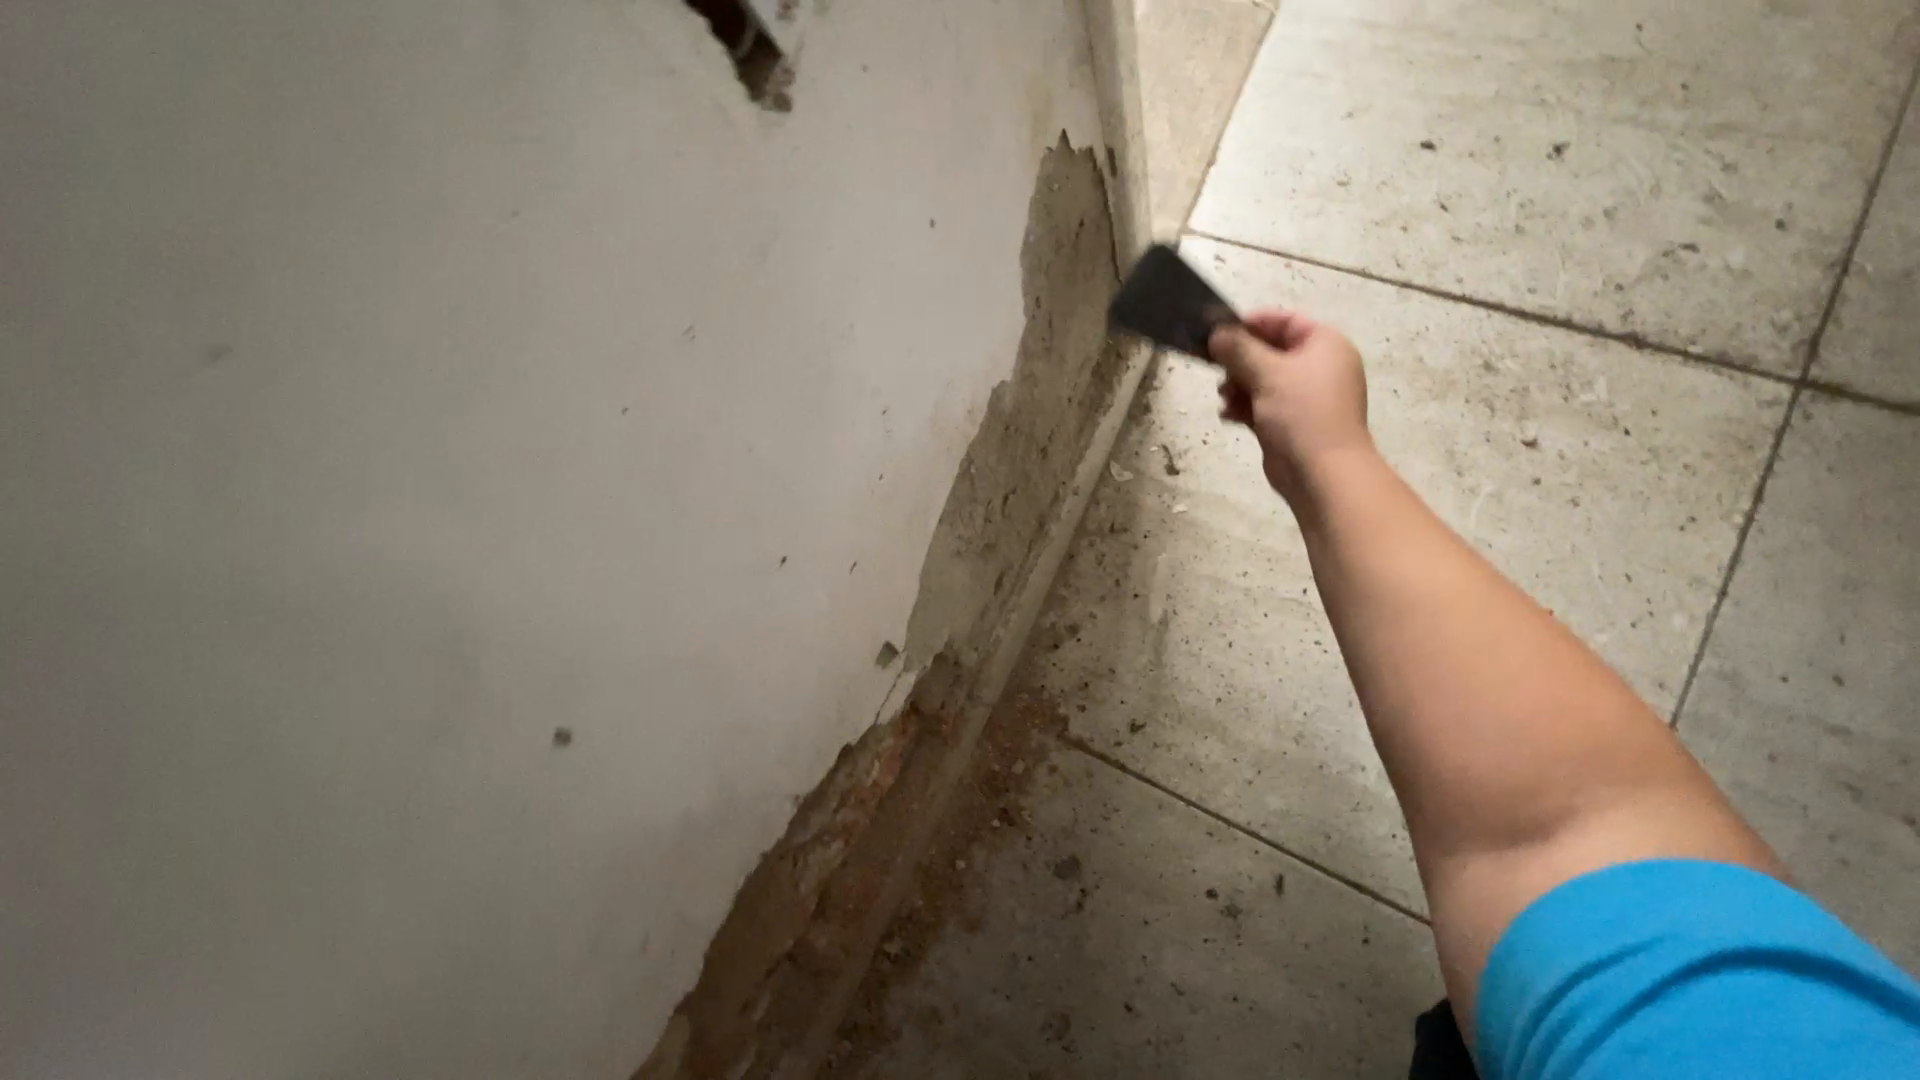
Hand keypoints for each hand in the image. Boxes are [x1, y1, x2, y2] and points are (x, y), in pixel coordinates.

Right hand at [1208, 310, 1370, 504]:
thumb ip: (1239, 349)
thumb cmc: (1301, 413)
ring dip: (1238, 385)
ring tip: (1223, 396)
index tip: (1219, 333)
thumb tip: (1215, 332)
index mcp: (1325, 345)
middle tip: (1216, 368)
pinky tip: (1227, 415)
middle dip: (1240, 360)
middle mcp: (1317, 367)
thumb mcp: (1268, 373)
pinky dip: (1244, 406)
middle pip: (1270, 351)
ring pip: (1262, 380)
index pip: (1285, 321)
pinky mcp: (1289, 423)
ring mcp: (1303, 397)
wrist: (1321, 472)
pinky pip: (1261, 405)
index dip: (1251, 324)